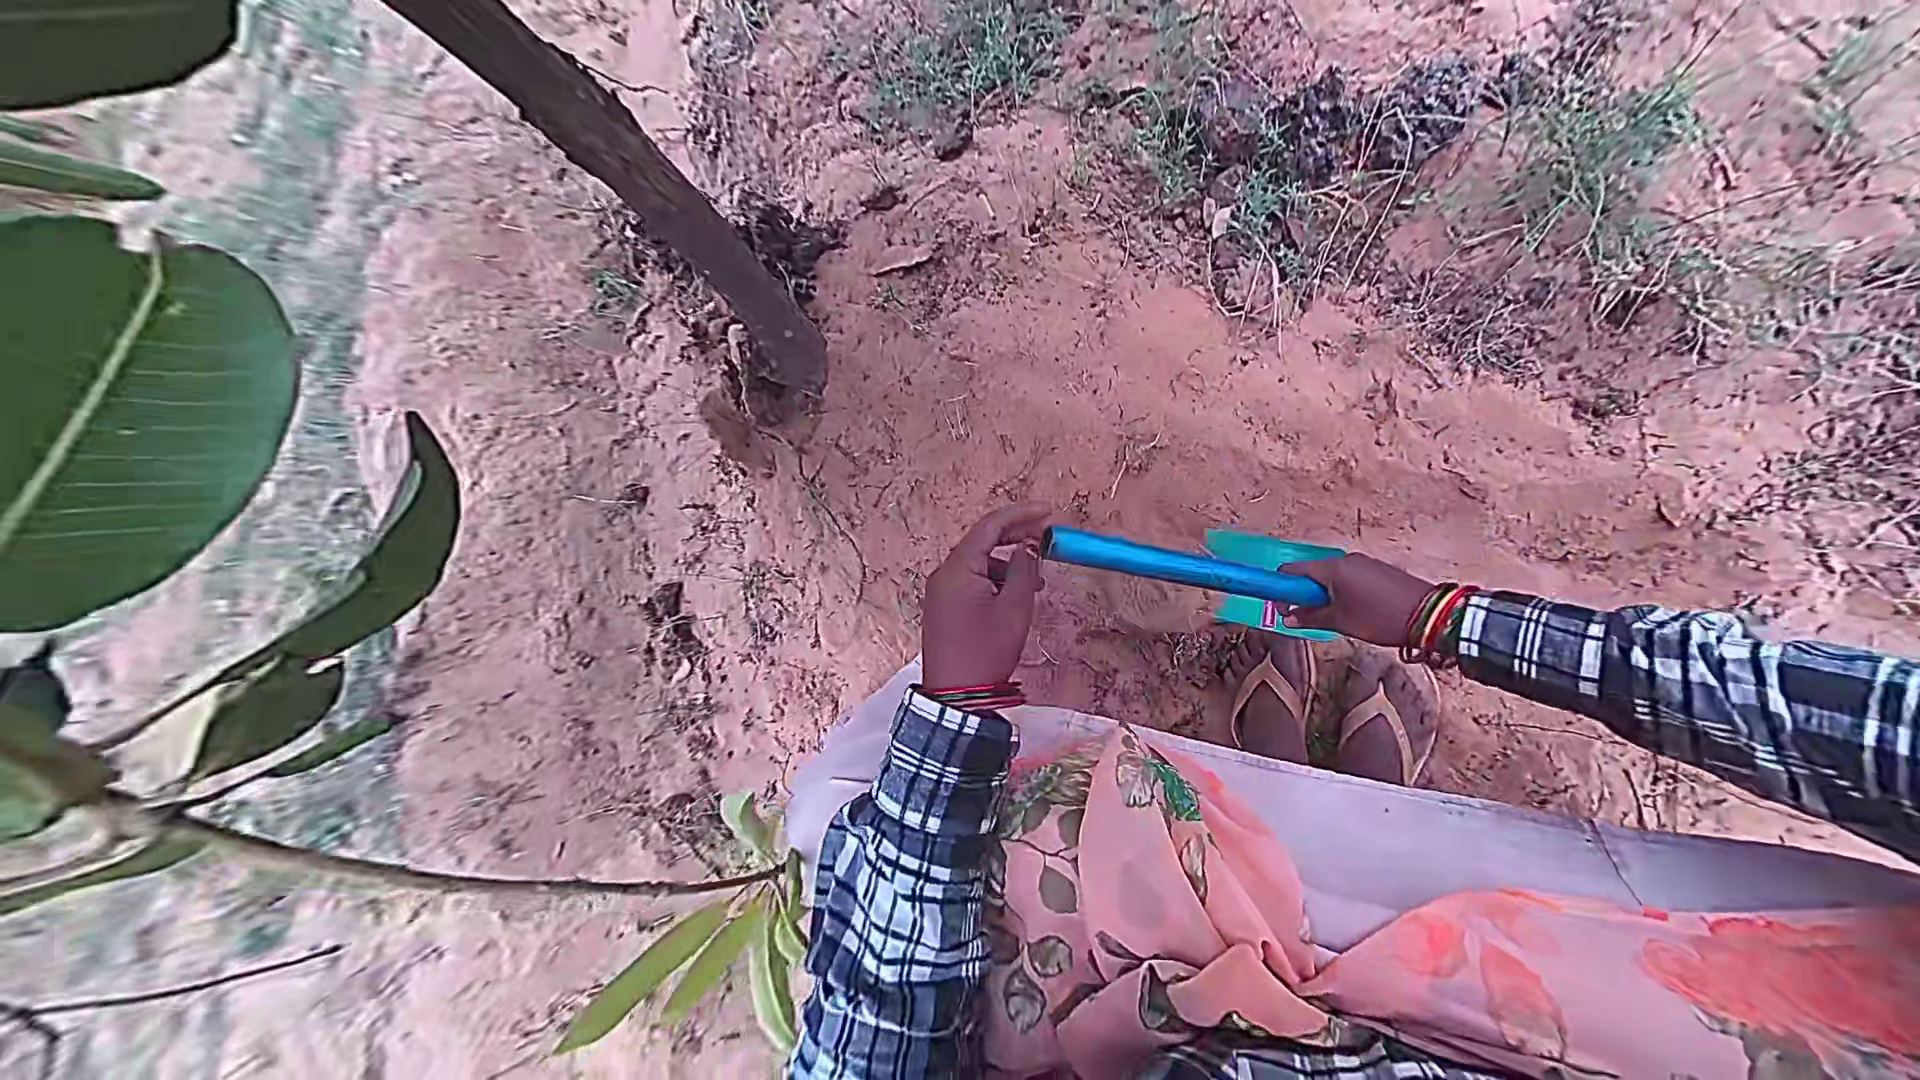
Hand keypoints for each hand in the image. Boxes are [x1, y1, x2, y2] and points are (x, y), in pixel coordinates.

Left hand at [922, 503, 1050, 688]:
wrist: (956, 695)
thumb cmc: (986, 652)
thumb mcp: (1014, 609)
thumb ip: (1024, 570)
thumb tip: (1029, 545)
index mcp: (958, 569)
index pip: (989, 526)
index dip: (1020, 515)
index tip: (1047, 512)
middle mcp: (944, 574)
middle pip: (982, 542)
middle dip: (1015, 536)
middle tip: (1046, 537)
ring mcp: (941, 591)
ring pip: (978, 563)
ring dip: (1007, 563)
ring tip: (1036, 580)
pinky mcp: (944, 606)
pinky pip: (971, 581)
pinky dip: (995, 580)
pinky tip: (1015, 595)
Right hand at [1280, 553, 1435, 647]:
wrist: (1434, 616)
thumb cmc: (1381, 618)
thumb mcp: (1341, 621)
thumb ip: (1310, 618)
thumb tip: (1288, 618)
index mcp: (1332, 569)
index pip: (1292, 570)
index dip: (1281, 588)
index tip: (1283, 607)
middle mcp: (1346, 560)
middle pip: (1311, 572)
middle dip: (1304, 593)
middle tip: (1308, 615)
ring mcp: (1364, 563)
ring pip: (1331, 575)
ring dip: (1324, 592)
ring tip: (1335, 615)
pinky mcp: (1378, 570)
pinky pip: (1349, 576)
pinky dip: (1342, 590)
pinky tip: (1354, 609)